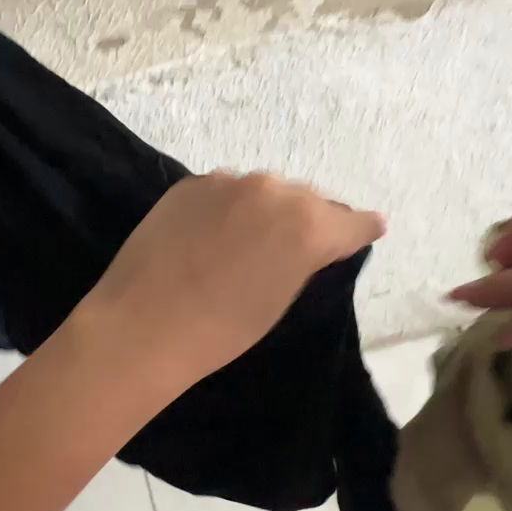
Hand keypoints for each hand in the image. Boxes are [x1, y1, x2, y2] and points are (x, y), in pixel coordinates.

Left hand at [73, 172, 385, 393]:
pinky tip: (214, 235)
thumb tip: (318, 239)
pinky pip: (225, 191)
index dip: (360, 230)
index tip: (367, 230)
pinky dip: (229, 207)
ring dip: (265, 210)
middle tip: (294, 249)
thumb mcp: (281, 298)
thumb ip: (306, 257)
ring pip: (263, 191)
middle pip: (306, 200)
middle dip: (307, 220)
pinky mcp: (191, 183)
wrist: (143, 324)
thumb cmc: (222, 329)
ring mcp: (228, 181)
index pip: (352, 221)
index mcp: (308, 223)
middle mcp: (273, 190)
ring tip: (249, 242)